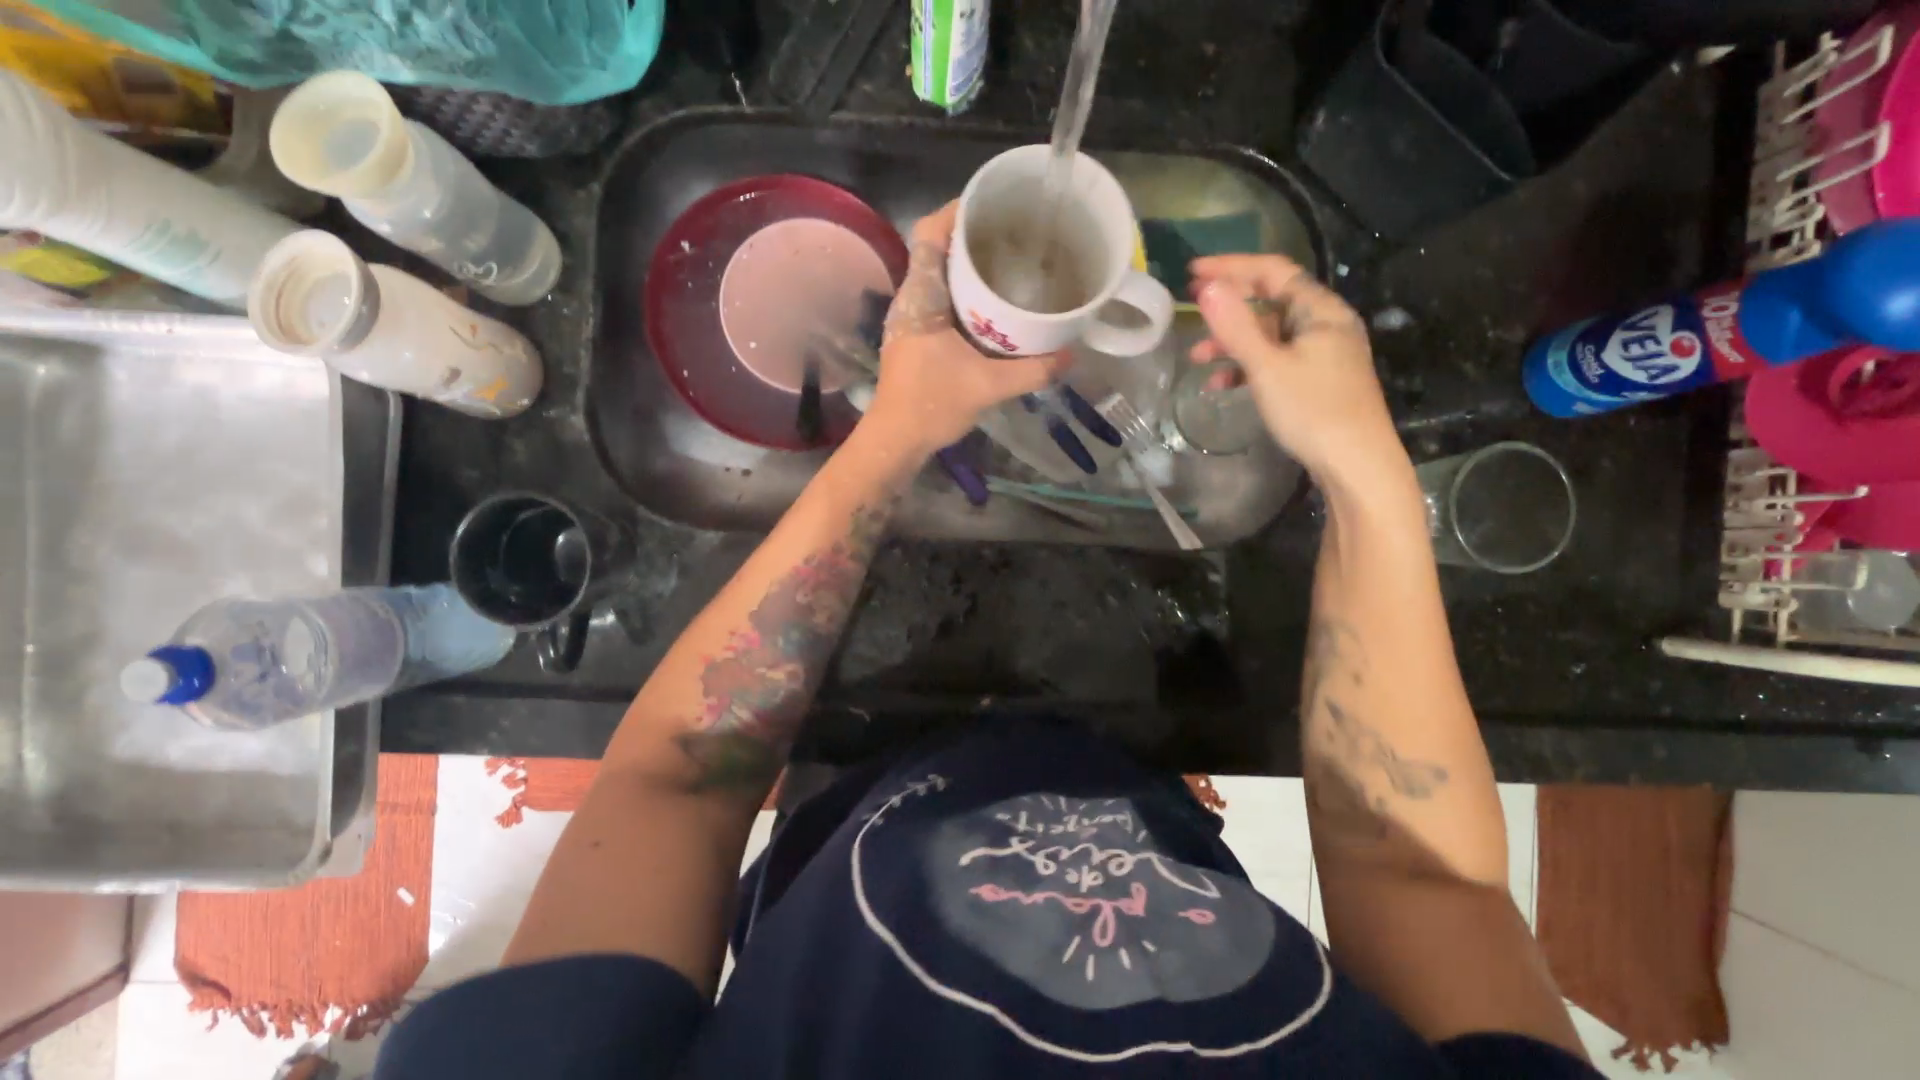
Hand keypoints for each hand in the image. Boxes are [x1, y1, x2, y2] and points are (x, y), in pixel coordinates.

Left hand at [863, 202, 1066, 456]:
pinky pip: (942, 298)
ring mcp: (911, 318)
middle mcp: (912, 299)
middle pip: (936, 249)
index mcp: (920, 297)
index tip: (990, 207)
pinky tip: (994, 303)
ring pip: (939, 274)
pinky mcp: (917, 336)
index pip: (928, 234)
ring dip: (968, 265)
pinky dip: (966, 292)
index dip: (954, 212)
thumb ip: (1032, 371)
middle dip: (971, 236)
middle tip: (1014, 234)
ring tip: (1009, 261)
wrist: (896, 441)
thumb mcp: (987, 387)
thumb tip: (1072, 354)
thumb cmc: (930, 406)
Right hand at [1190, 255, 1404, 482]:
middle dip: (1228, 309)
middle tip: (1191, 312)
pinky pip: (1276, 361)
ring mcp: (1322, 354)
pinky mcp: (1317, 381)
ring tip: (1198, 360)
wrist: (1357, 465)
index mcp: (1320, 310)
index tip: (1192, 272)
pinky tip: (1221, 386)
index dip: (1231, 267)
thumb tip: (1206, 287)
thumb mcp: (1267, 367)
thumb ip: (1236, 326)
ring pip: (1269, 335)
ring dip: (1232, 343)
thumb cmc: (1313, 410)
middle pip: (1269, 301)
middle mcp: (1325, 324)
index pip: (1272, 270)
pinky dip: (1247, 368)